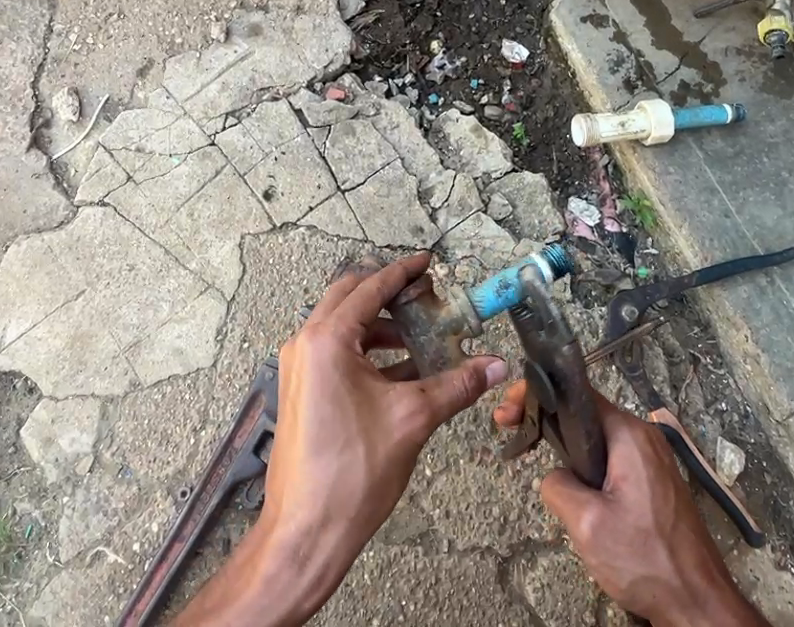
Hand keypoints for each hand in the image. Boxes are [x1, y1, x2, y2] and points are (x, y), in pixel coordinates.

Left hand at [173, 251, 507, 626]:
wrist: (306, 531)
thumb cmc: (351, 473)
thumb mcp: (413, 419)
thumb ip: (457, 384)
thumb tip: (495, 366)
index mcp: (327, 339)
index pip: (370, 288)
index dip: (403, 272)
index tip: (427, 262)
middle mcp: (306, 345)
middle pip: (350, 298)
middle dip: (388, 294)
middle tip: (425, 296)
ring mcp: (299, 368)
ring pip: (342, 327)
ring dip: (380, 326)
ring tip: (421, 338)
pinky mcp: (301, 391)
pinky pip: (336, 354)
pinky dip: (368, 353)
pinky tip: (403, 372)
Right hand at [494, 383, 769, 626]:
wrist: (699, 603)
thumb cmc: (646, 560)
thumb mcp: (587, 523)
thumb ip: (558, 485)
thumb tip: (557, 476)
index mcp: (629, 434)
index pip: (575, 393)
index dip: (536, 394)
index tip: (508, 412)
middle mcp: (643, 436)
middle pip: (585, 414)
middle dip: (548, 420)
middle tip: (511, 429)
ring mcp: (652, 458)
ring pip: (597, 440)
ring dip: (567, 447)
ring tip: (534, 455)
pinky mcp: (654, 481)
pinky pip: (612, 460)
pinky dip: (587, 465)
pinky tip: (571, 484)